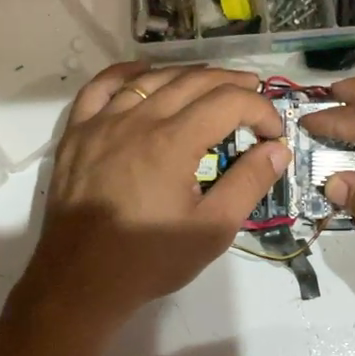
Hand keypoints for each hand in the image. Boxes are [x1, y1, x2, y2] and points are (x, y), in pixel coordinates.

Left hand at [17, 62, 288, 332]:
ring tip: (210, 82)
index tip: (273, 133)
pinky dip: (126, 74)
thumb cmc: (150, 260)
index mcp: (173, 141)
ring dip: (187, 74)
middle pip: (193, 81)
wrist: (80, 282)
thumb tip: (277, 149)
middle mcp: (138, 120)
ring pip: (151, 79)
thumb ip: (248, 183)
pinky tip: (144, 74)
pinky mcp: (77, 134)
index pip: (228, 102)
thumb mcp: (212, 230)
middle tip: (253, 93)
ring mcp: (103, 123)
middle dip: (231, 83)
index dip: (260, 110)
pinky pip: (100, 87)